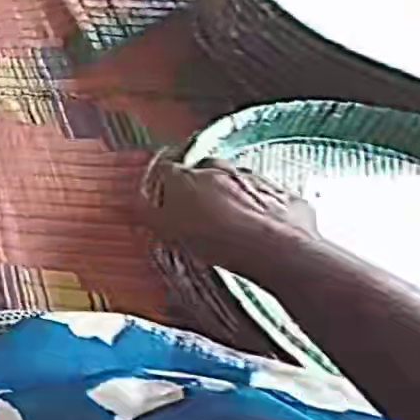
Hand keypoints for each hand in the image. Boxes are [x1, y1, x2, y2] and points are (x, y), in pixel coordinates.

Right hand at [139, 156, 321, 276]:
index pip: (165, 168)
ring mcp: (255, 180)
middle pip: (204, 169)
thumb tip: (134, 203)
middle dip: (199, 184)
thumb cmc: (216, 239)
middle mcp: (219, 170)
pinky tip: (259, 228)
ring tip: (230, 222)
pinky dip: (262, 208)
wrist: (275, 251)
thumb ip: (148, 212)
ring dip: (231, 194)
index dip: (163, 181)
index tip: (163, 192)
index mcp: (185, 177)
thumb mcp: (166, 230)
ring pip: (237, 181)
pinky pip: (269, 197)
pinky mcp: (286, 196)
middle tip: (197, 208)